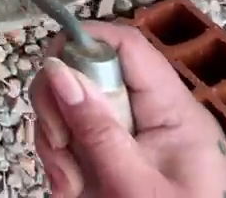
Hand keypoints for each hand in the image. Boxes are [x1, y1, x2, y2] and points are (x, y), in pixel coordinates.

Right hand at [29, 23, 225, 197]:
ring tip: (67, 182)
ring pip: (66, 99)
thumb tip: (54, 67)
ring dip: (54, 135)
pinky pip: (65, 127)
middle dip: (57, 104)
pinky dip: (56, 153)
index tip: (50, 72)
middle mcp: (150, 114)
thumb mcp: (135, 190)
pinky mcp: (106, 149)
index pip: (126, 46)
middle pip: (84, 69)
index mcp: (175, 115)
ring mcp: (126, 131)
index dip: (83, 42)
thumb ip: (97, 130)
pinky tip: (68, 185)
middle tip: (59, 146)